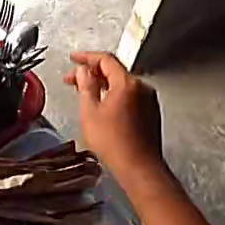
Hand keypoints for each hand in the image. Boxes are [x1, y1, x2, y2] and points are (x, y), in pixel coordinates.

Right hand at [63, 51, 165, 183]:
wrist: (139, 167)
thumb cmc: (115, 144)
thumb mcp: (90, 111)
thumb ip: (86, 86)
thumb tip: (84, 72)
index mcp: (127, 83)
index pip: (105, 59)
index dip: (86, 57)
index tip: (74, 58)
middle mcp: (142, 88)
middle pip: (114, 71)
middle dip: (92, 73)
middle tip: (74, 79)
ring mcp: (148, 100)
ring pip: (122, 84)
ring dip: (103, 85)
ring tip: (86, 93)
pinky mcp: (150, 113)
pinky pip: (130, 96)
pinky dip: (115, 96)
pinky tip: (104, 107)